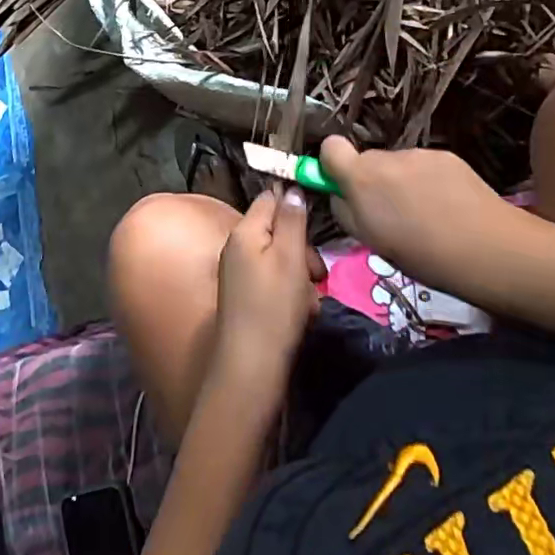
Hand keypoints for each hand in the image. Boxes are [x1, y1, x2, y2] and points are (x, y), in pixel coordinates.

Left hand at [214, 186, 316, 383]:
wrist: (250, 365)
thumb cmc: (273, 307)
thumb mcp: (290, 258)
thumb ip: (291, 221)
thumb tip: (293, 188)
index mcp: (244, 231)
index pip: (270, 198)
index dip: (295, 206)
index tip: (318, 224)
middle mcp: (236, 246)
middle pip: (277, 231)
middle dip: (303, 249)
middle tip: (319, 274)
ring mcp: (238, 271)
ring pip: (279, 258)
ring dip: (300, 274)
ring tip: (311, 300)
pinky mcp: (244, 294)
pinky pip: (273, 280)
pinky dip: (290, 291)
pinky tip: (301, 312)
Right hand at [319, 135, 550, 288]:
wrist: (490, 250)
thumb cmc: (423, 256)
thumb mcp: (369, 240)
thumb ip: (346, 210)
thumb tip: (341, 194)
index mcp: (361, 177)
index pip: (330, 147)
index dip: (332, 164)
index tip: (342, 186)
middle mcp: (387, 157)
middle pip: (367, 161)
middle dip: (372, 181)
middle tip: (391, 214)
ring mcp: (419, 153)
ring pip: (398, 165)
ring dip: (402, 183)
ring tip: (425, 215)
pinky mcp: (447, 155)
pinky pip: (425, 166)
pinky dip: (428, 182)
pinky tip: (448, 207)